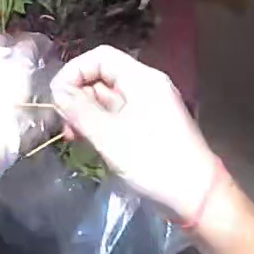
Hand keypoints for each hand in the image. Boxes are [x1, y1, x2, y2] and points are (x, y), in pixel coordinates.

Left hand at [0, 26, 53, 190]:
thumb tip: (50, 106)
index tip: (36, 55)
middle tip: (8, 62)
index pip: (31, 43)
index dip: (34, 48)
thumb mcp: (32, 128)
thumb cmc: (3, 142)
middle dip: (5, 46)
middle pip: (0, 39)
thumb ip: (42, 110)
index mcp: (18, 64)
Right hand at [50, 45, 220, 222]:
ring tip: (73, 136)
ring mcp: (149, 106)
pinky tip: (88, 142)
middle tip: (64, 123)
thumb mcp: (109, 136)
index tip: (56, 96)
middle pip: (102, 76)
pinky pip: (117, 115)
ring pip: (107, 98)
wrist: (198, 197)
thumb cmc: (153, 161)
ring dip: (85, 113)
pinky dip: (99, 124)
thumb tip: (57, 91)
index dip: (74, 71)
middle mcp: (146, 86)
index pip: (100, 57)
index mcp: (142, 79)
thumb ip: (78, 110)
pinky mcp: (149, 125)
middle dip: (77, 96)